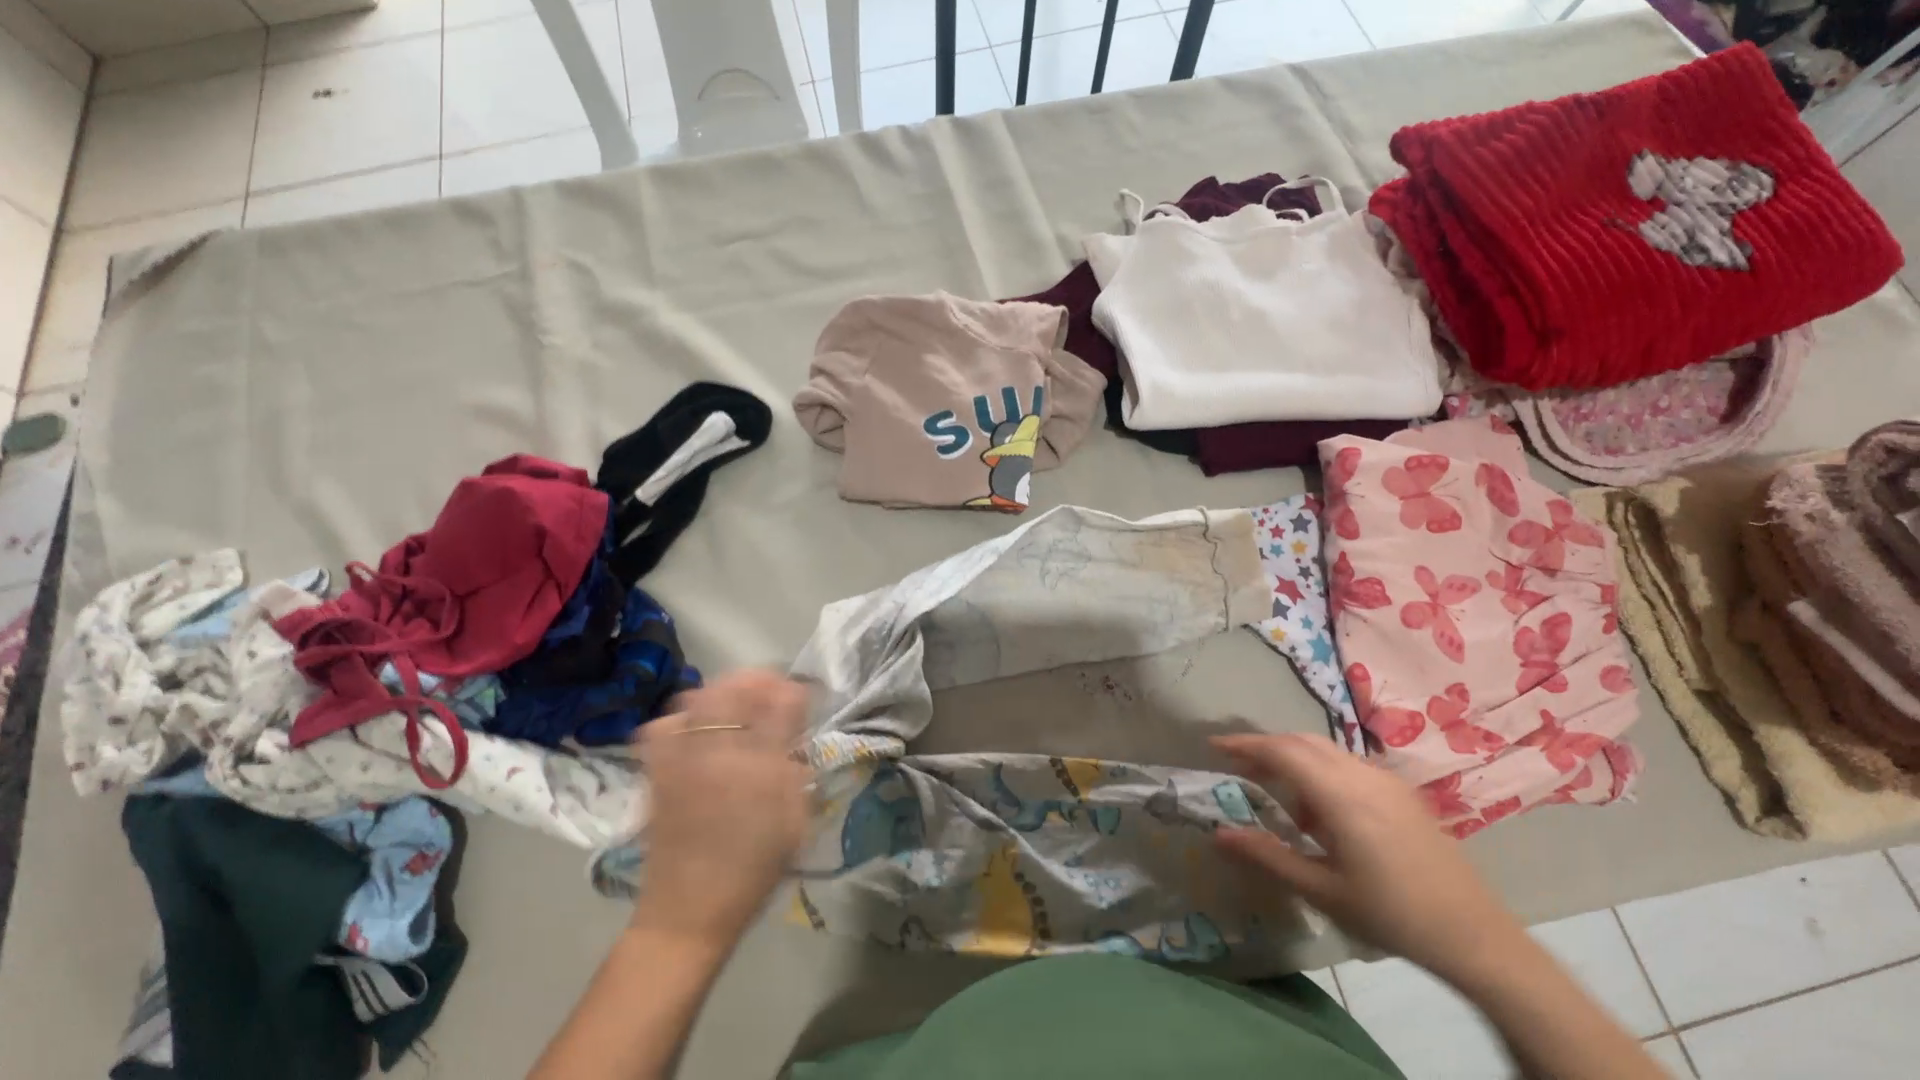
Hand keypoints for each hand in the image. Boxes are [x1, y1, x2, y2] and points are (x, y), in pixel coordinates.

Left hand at [634, 671, 812, 945]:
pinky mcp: (655, 771)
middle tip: (773, 693)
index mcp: (763, 768)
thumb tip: (795, 738)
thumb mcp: (795, 824)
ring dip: (722, 692)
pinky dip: (682, 717)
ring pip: (699, 697)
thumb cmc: (753, 873)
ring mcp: (682, 758)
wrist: (689, 913)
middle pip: (737, 687)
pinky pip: (663, 725)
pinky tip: (695, 731)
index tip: (806, 695)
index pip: (784, 703)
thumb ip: (796, 773)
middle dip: (760, 680)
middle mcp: (720, 753)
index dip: (797, 691)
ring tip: (736, 707)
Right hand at [1210, 733, 1524, 983]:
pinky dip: (1322, 774)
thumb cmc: (1390, 914)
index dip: (1245, 745)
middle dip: (1267, 747)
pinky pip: (1350, 768)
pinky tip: (1321, 814)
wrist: (1473, 934)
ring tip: (1276, 795)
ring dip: (1296, 761)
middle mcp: (1363, 777)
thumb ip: (1268, 855)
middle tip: (1237, 765)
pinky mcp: (1403, 796)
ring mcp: (1388, 783)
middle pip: (1305, 743)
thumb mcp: (1321, 890)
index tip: (1214, 746)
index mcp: (1341, 795)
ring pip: (1329, 753)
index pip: (1282, 751)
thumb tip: (1219, 833)